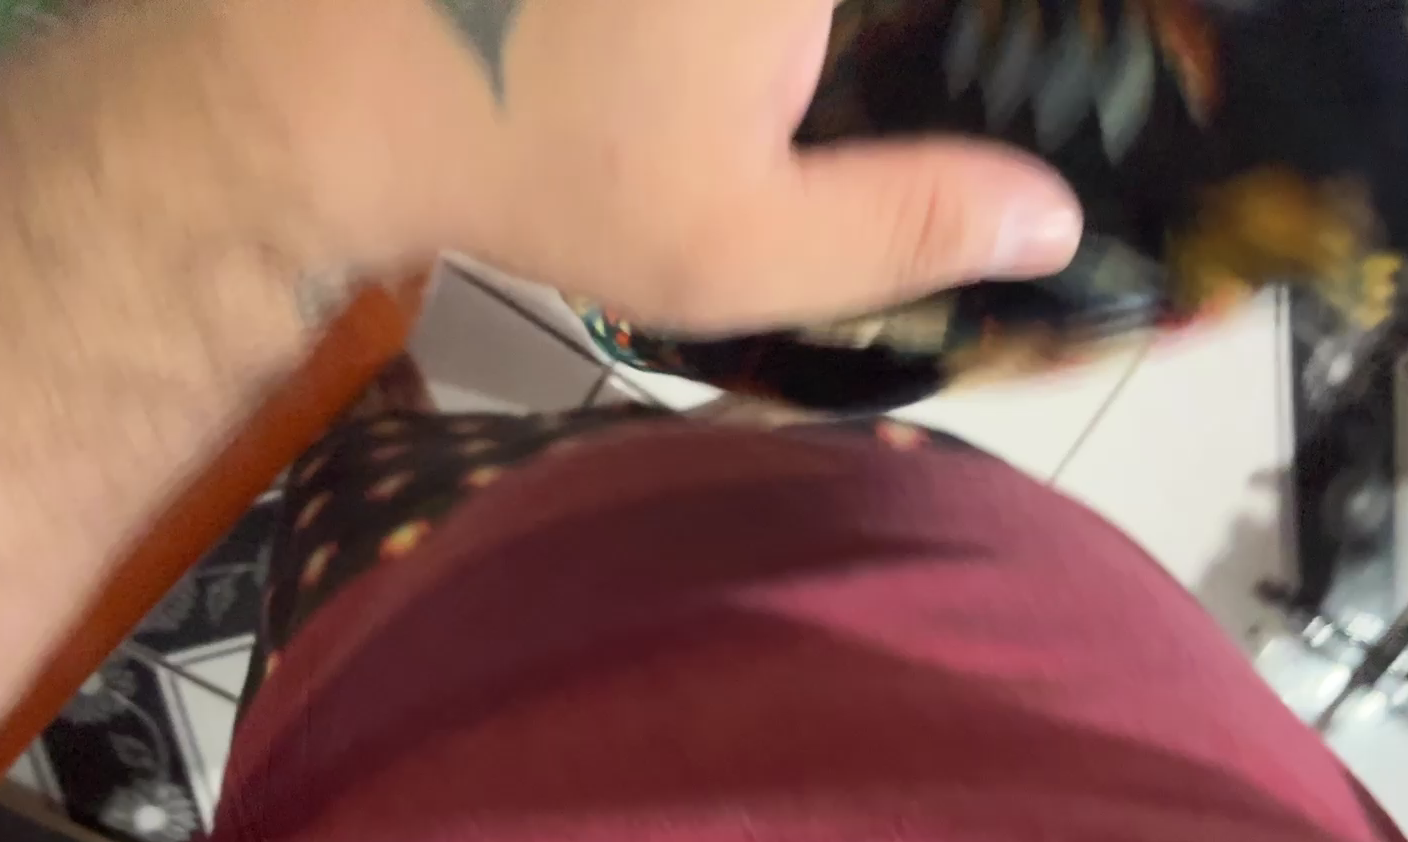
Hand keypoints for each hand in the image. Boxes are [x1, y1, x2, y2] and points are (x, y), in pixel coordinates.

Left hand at [254, 0, 1081, 330]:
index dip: (1059, 55)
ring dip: (813, 49)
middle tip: (788, 118)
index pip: (1007, 17)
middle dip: (928, 56)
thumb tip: (1050, 224)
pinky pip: (769, 4)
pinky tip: (745, 62)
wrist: (339, 81)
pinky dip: (781, 33)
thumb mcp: (728, 250)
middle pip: (881, 15)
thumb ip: (901, 232)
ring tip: (716, 102)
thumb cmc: (538, 171)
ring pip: (808, 10)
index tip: (1069, 51)